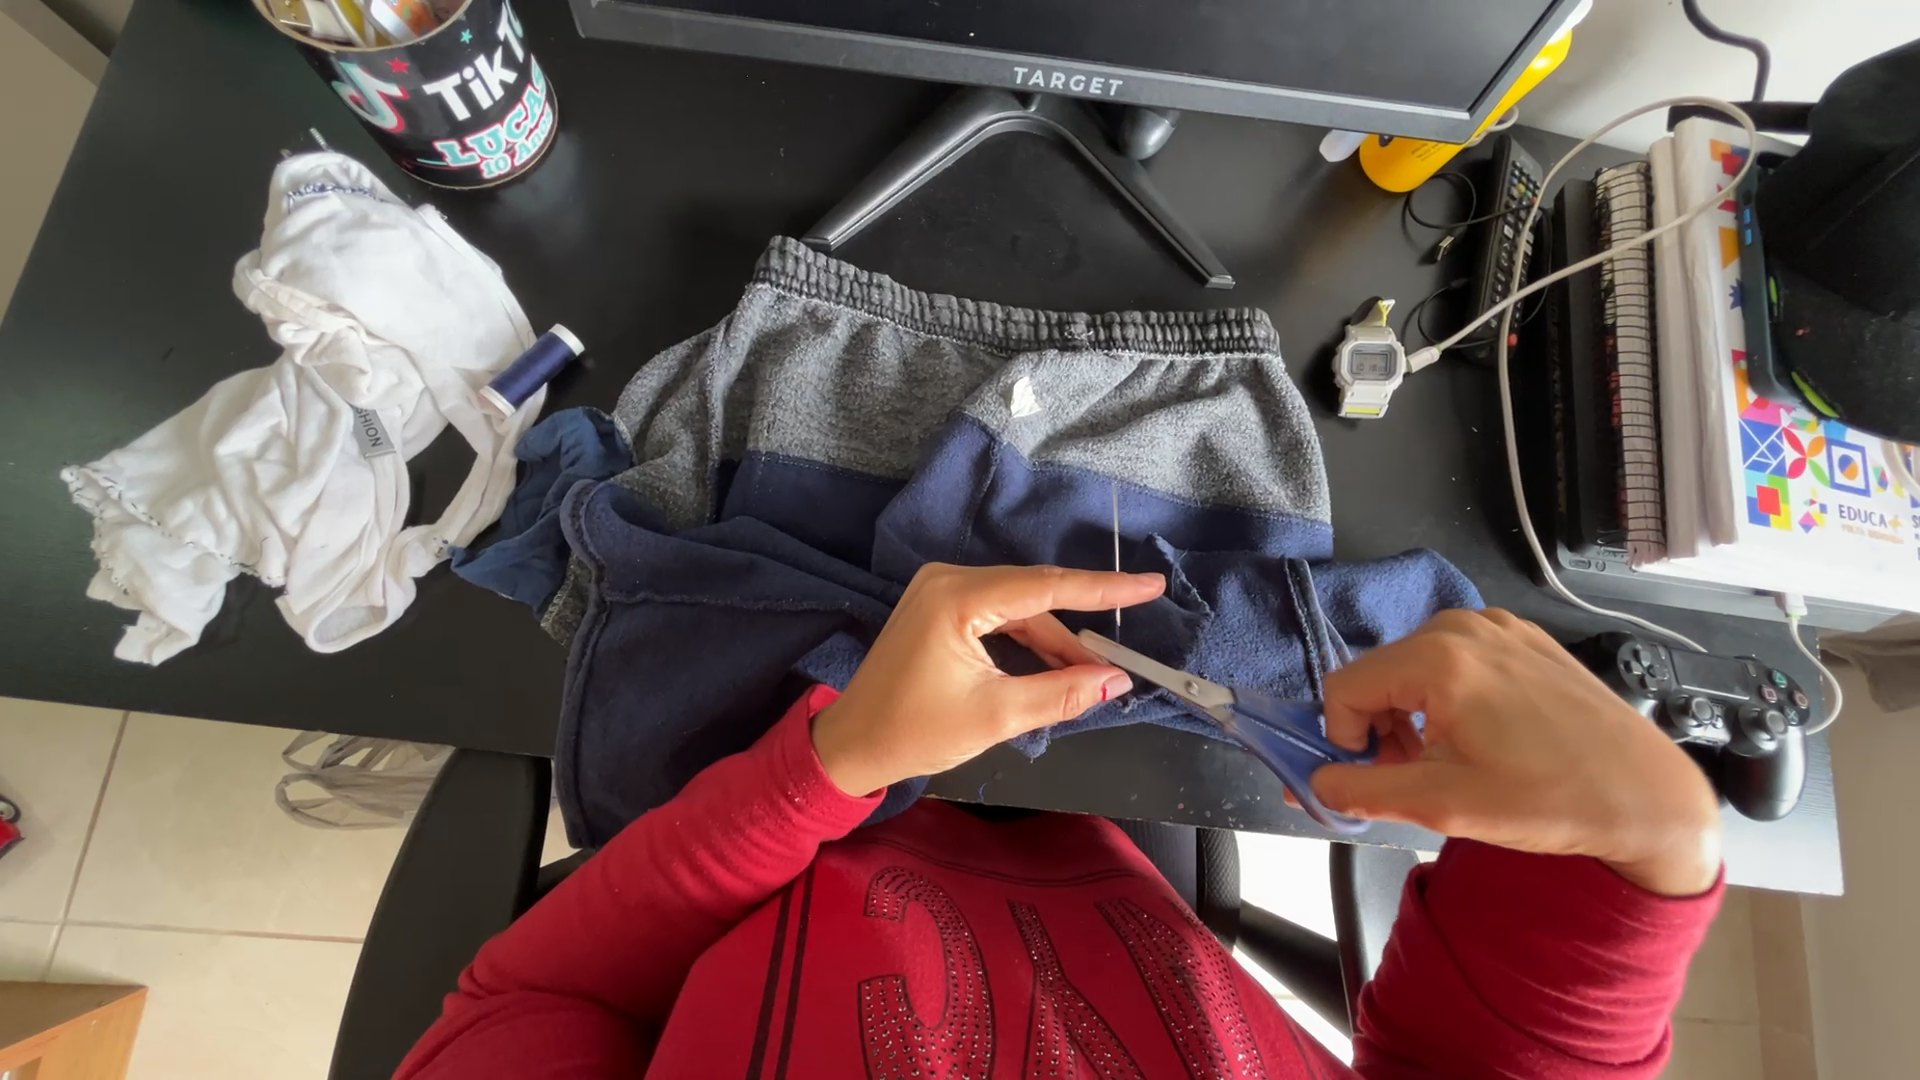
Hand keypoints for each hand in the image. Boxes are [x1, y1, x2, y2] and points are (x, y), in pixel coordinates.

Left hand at [810, 563, 1165, 797]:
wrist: (852, 743)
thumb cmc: (915, 731)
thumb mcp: (995, 716)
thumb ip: (1060, 693)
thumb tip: (1117, 681)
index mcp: (957, 598)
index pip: (1045, 587)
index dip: (1103, 588)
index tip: (1150, 585)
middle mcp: (948, 579)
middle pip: (1032, 596)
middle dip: (1077, 629)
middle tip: (1120, 655)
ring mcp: (940, 589)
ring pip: (1017, 607)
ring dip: (1052, 639)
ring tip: (1089, 673)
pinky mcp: (939, 606)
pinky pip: (997, 614)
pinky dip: (1026, 639)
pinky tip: (1053, 664)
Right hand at [1309, 609, 1721, 896]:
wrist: (1654, 798)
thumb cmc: (1548, 801)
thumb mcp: (1441, 805)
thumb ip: (1360, 791)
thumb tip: (1314, 784)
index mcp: (1436, 657)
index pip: (1343, 687)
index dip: (1345, 736)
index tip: (1380, 772)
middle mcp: (1459, 625)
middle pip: (1376, 674)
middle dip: (1381, 726)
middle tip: (1418, 771)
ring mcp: (1494, 624)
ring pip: (1410, 665)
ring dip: (1411, 712)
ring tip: (1451, 754)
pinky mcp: (1520, 634)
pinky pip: (1451, 657)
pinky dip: (1446, 694)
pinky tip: (1482, 729)